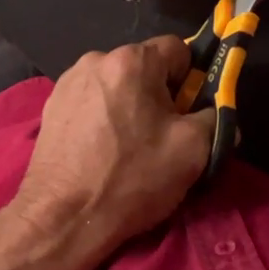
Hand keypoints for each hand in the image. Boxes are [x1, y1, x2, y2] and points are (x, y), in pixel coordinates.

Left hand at [13, 36, 217, 258]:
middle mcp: (97, 58)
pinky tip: (100, 151)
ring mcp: (69, 81)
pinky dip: (101, 117)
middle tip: (160, 135)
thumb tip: (217, 114)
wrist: (61, 220)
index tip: (187, 112)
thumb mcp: (193, 151)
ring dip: (128, 105)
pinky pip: (91, 100)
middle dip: (158, 94)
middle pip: (145, 66)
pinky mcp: (51, 105)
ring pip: (116, 83)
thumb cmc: (131, 179)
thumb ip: (216, 119)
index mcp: (133, 60)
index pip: (178, 49)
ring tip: (127, 147)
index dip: (191, 79)